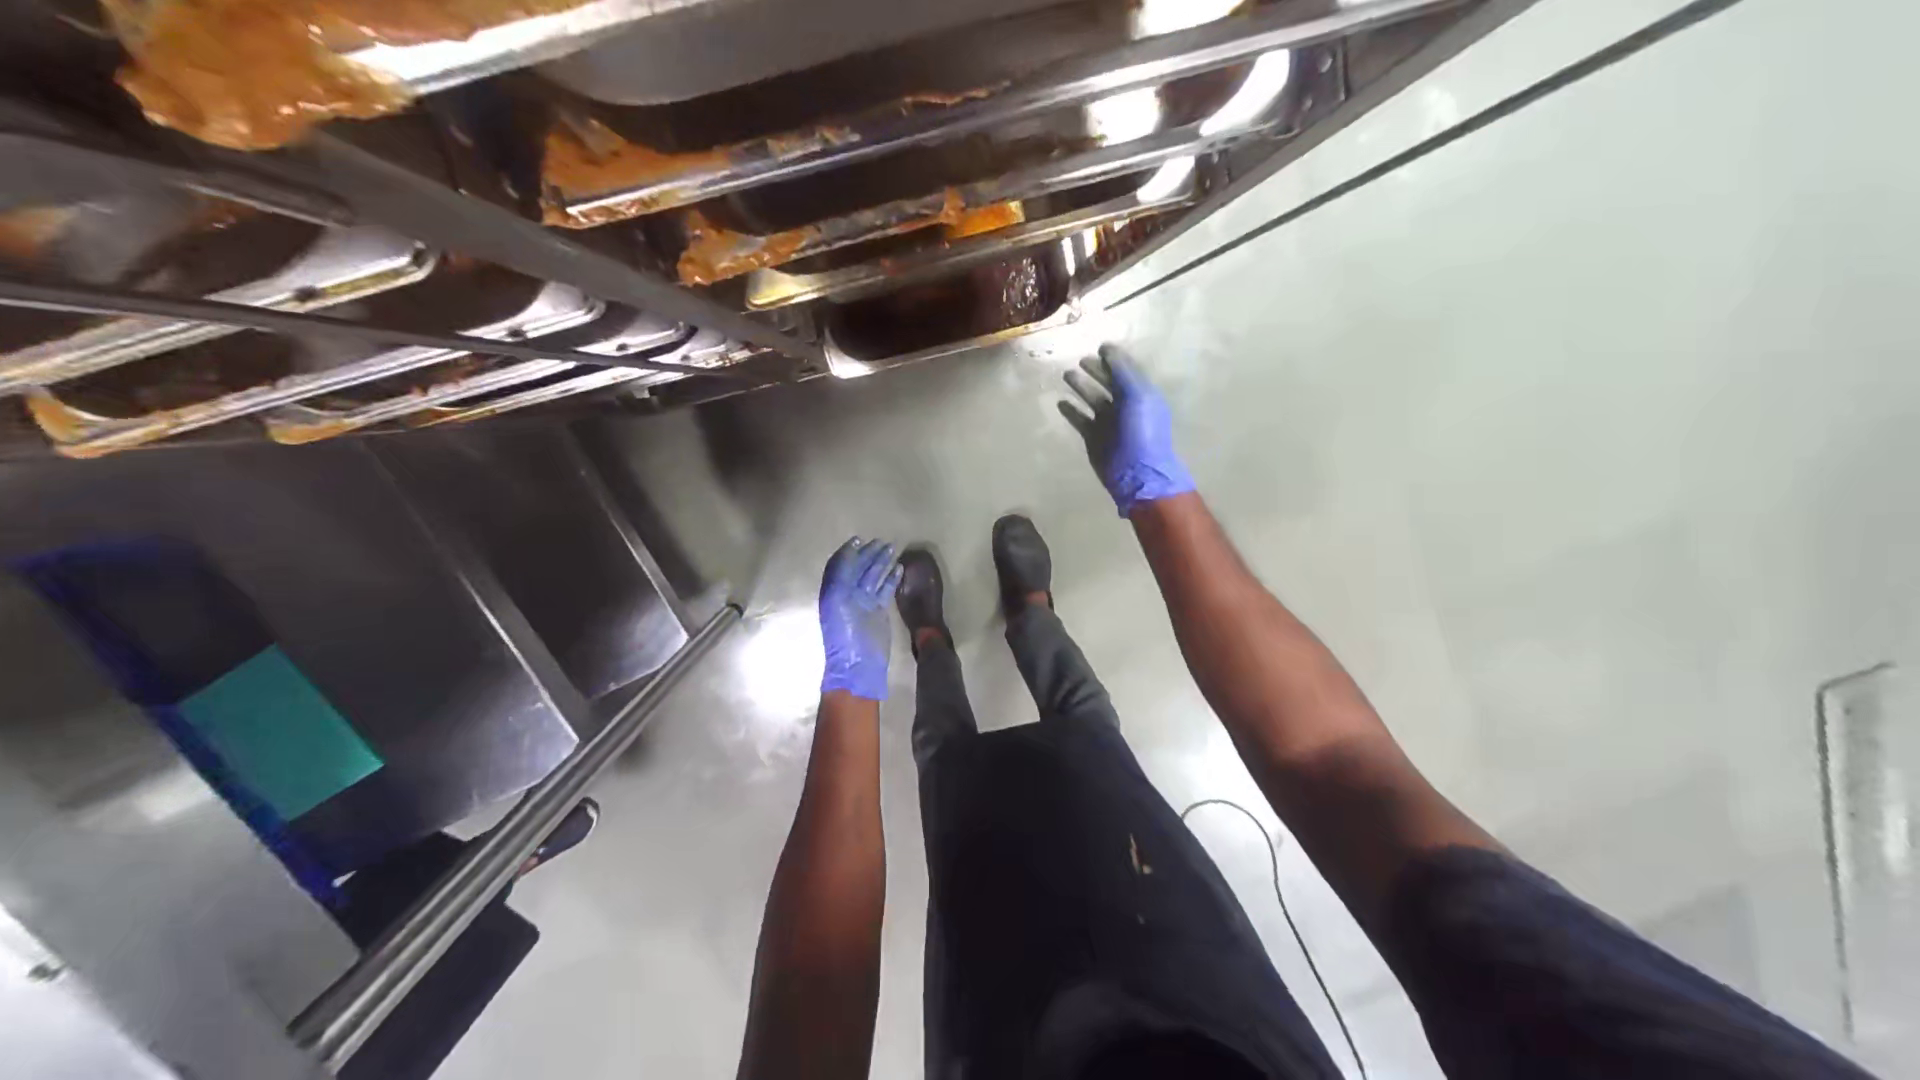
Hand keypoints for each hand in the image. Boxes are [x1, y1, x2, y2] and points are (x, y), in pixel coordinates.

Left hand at [819, 537, 902, 700]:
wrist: (858, 664)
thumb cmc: (844, 631)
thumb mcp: (838, 597)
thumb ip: (843, 571)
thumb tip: (853, 547)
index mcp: (834, 590)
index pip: (841, 564)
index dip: (849, 551)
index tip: (860, 538)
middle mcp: (848, 594)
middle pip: (859, 568)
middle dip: (869, 553)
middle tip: (884, 542)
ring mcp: (864, 603)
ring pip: (873, 576)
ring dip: (882, 562)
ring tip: (893, 549)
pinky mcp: (879, 612)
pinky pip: (885, 590)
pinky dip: (891, 579)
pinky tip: (899, 569)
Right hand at [1060, 343, 1194, 515]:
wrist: (1136, 473)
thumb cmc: (1141, 432)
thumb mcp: (1137, 395)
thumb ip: (1123, 371)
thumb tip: (1107, 349)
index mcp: (1141, 394)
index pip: (1126, 370)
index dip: (1114, 358)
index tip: (1099, 346)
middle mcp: (1125, 406)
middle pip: (1108, 382)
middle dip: (1096, 370)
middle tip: (1081, 360)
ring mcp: (1109, 422)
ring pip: (1093, 398)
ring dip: (1081, 387)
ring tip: (1067, 375)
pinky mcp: (1094, 437)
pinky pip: (1081, 419)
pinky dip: (1072, 411)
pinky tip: (1061, 402)